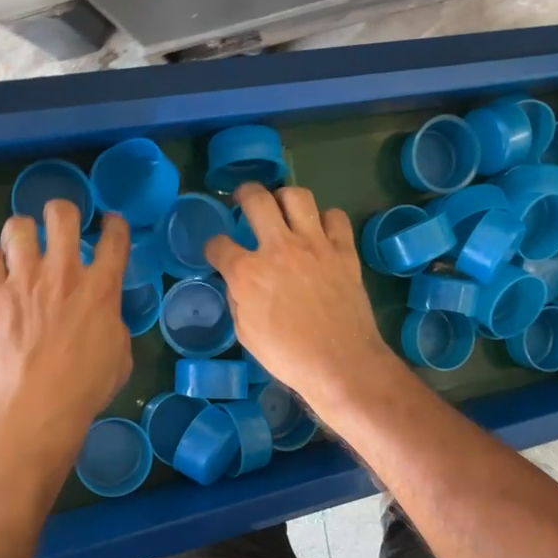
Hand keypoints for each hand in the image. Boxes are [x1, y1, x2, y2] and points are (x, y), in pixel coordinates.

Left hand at [0, 201, 132, 437]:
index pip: (115, 238)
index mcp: (101, 287)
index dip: (115, 225)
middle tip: (59, 229)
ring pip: (18, 226)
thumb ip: (113, 324)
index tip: (110, 226)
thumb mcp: (120, 356)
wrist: (37, 406)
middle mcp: (62, 271)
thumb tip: (104, 316)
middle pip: (62, 213)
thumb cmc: (85, 388)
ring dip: (21, 234)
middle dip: (62, 213)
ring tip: (20, 248)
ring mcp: (23, 278)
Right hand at [205, 183, 400, 406]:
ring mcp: (315, 245)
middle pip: (257, 199)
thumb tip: (240, 283)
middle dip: (245, 193)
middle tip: (244, 199)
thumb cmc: (288, 357)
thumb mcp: (246, 333)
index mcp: (248, 273)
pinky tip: (320, 231)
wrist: (340, 363)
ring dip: (284, 198)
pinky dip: (325, 220)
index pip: (219, 244)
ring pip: (297, 196)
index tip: (217, 251)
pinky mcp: (344, 250)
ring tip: (283, 206)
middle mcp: (278, 248)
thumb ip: (238, 299)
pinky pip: (335, 217)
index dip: (214, 246)